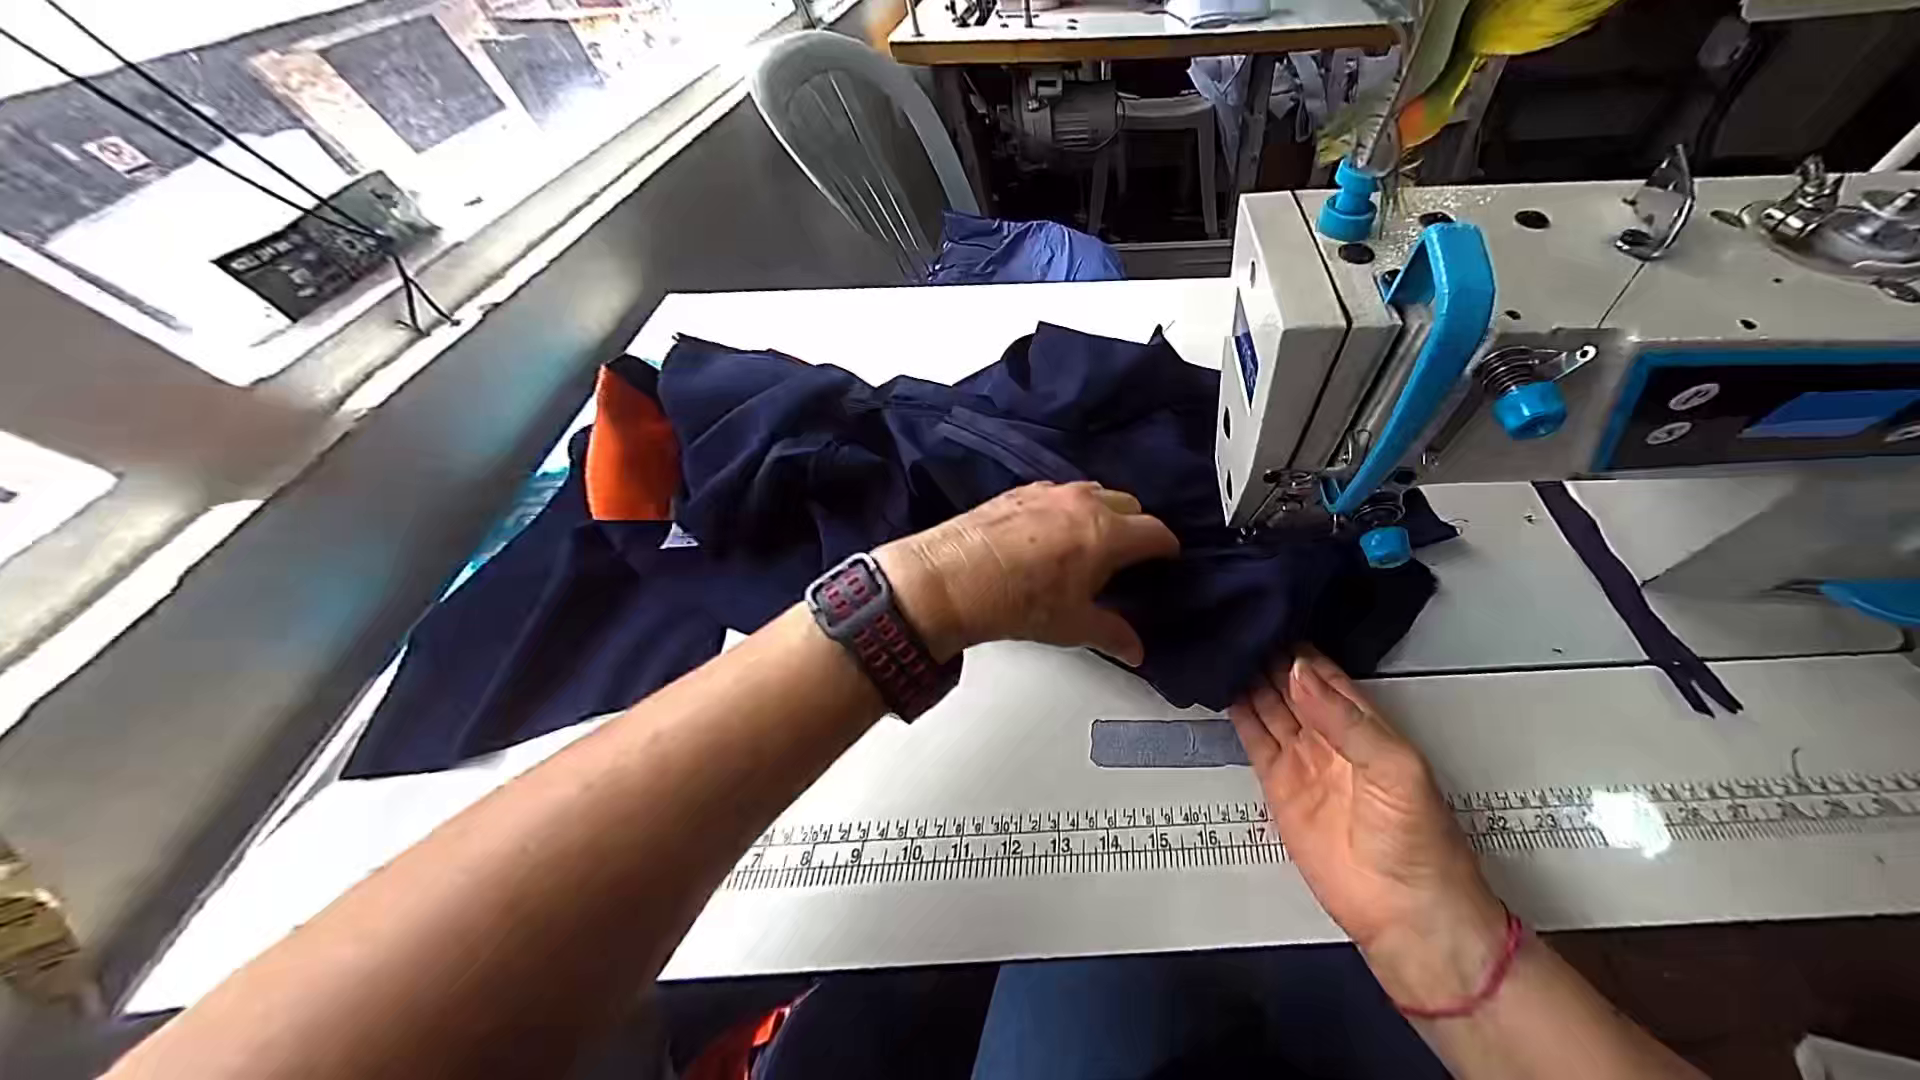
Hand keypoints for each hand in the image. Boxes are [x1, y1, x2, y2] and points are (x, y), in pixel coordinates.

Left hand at [875, 481, 1178, 663]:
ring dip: (1102, 513)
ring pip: (1094, 493)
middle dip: (1136, 528)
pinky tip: (1051, 535)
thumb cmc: (1011, 600)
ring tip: (1089, 545)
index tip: (1166, 559)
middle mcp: (1082, 503)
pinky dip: (1067, 508)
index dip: (1167, 548)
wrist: (949, 579)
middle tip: (1126, 558)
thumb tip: (1133, 648)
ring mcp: (1048, 492)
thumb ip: (1112, 634)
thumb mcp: (1071, 625)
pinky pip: (1058, 493)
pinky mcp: (1019, 491)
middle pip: (1130, 505)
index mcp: (1106, 533)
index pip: (1156, 532)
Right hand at [1228, 648, 1509, 1009]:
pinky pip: (1253, 737)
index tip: (1270, 616)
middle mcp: (1329, 734)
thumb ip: (1344, 720)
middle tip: (1236, 625)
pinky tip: (1223, 688)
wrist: (1402, 913)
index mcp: (1364, 724)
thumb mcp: (1393, 769)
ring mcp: (1301, 757)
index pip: (1324, 674)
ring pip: (1268, 705)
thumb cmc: (1417, 838)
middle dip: (1267, 656)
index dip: (1299, 647)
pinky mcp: (1276, 782)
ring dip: (1248, 678)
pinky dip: (1237, 712)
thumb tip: (1297, 671)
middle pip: (1291, 686)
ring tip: (1223, 647)